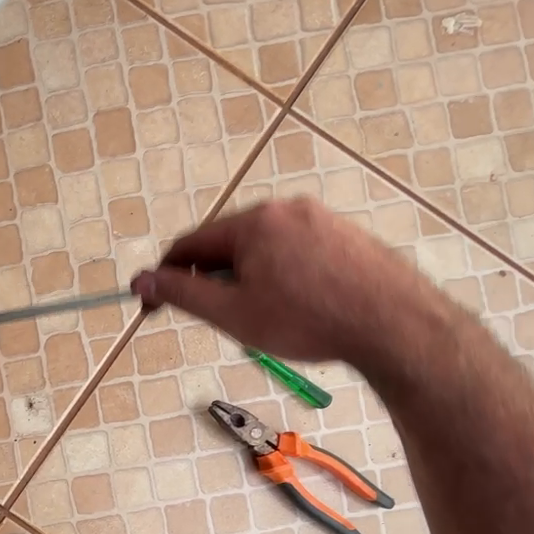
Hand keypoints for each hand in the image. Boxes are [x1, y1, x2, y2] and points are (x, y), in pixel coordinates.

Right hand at [130, 197, 458, 375]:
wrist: (393, 324)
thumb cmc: (304, 320)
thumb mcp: (230, 313)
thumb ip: (180, 293)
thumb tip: (140, 280)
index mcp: (252, 222)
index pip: (188, 245)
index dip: (165, 278)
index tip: (153, 308)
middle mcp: (285, 209)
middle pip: (226, 244)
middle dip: (211, 279)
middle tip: (217, 319)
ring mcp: (320, 218)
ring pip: (261, 249)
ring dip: (245, 280)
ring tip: (259, 318)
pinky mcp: (345, 234)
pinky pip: (293, 251)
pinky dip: (278, 276)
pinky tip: (294, 306)